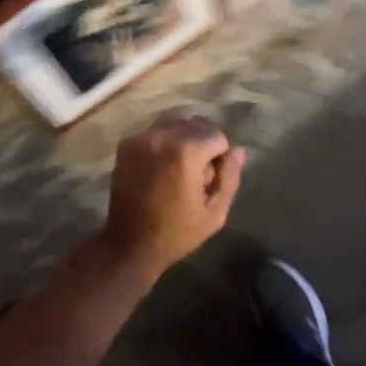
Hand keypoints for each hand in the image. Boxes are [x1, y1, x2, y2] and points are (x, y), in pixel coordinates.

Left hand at [99, 115, 245, 274]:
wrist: (130, 242)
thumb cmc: (177, 232)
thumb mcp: (214, 213)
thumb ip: (229, 178)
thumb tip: (238, 151)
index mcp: (186, 152)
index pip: (216, 135)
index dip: (219, 157)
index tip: (209, 179)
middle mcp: (162, 136)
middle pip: (195, 124)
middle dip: (203, 144)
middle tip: (196, 174)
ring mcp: (141, 137)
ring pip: (174, 123)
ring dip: (183, 138)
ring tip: (179, 168)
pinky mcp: (126, 143)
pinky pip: (154, 130)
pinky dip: (163, 141)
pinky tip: (161, 167)